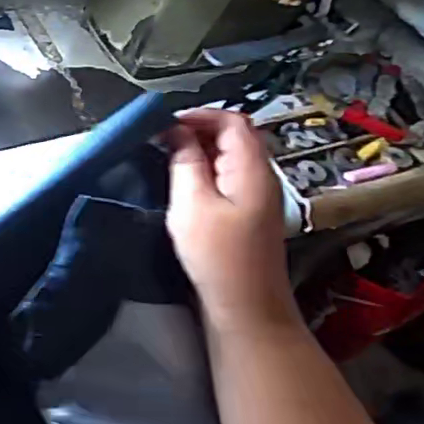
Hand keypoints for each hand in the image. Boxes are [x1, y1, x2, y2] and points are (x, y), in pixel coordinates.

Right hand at [165, 109, 293, 331]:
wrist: (246, 308)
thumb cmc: (217, 255)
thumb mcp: (191, 204)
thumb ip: (185, 162)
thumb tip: (176, 132)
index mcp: (252, 169)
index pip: (232, 121)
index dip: (199, 115)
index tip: (165, 125)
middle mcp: (261, 175)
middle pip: (235, 135)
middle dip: (197, 130)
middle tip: (162, 140)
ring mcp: (258, 194)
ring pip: (230, 155)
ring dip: (200, 150)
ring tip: (168, 157)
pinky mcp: (249, 211)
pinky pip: (228, 175)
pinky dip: (206, 168)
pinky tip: (184, 181)